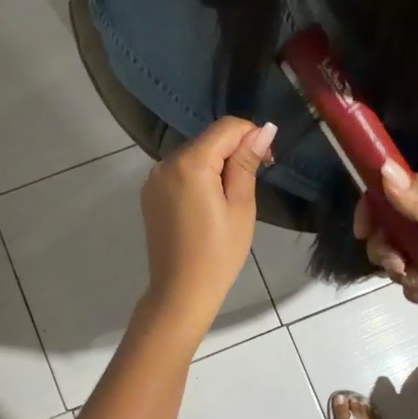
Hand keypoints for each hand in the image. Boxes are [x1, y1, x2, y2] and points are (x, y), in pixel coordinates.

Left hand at [139, 116, 276, 322]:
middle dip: (234, 152)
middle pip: (208, 140)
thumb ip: (247, 162)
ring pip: (194, 156)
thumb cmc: (219, 252)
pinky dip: (198, 178)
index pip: (226, 127)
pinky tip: (208, 206)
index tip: (267, 161)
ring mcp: (154, 179)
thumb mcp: (240, 206)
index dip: (251, 135)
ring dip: (216, 165)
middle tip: (252, 184)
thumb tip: (263, 129)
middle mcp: (165, 163)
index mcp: (190, 163)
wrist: (181, 291)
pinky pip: (179, 173)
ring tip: (230, 200)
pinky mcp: (150, 194)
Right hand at [354, 165, 417, 304]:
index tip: (363, 234)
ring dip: (403, 273)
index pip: (391, 193)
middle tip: (398, 266)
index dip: (373, 211)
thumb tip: (382, 167)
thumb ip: (416, 201)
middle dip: (387, 251)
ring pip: (401, 257)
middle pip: (391, 230)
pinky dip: (417, 288)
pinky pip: (416, 277)